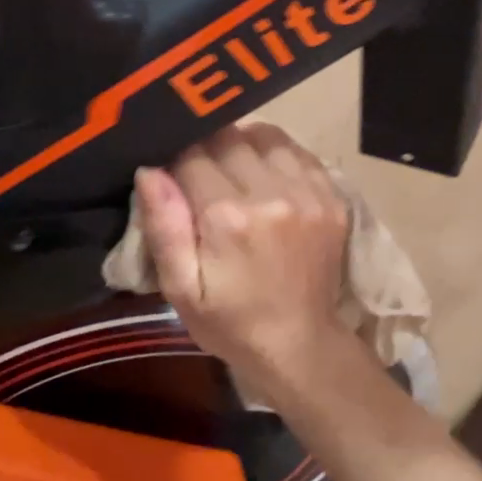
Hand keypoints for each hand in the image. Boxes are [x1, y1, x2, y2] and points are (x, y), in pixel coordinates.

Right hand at [135, 124, 353, 398]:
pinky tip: (263, 178)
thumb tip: (149, 170)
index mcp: (227, 217)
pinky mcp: (332, 195)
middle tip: (200, 183)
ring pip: (261, 134)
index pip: (189, 154)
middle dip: (206, 151)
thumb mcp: (180, 288)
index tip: (171, 183)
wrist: (299, 346)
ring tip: (232, 176)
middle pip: (226, 137)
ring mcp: (308, 192)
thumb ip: (163, 227)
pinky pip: (294, 149)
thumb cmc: (229, 321)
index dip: (174, 163)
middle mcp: (271, 193)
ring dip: (240, 146)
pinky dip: (272, 153)